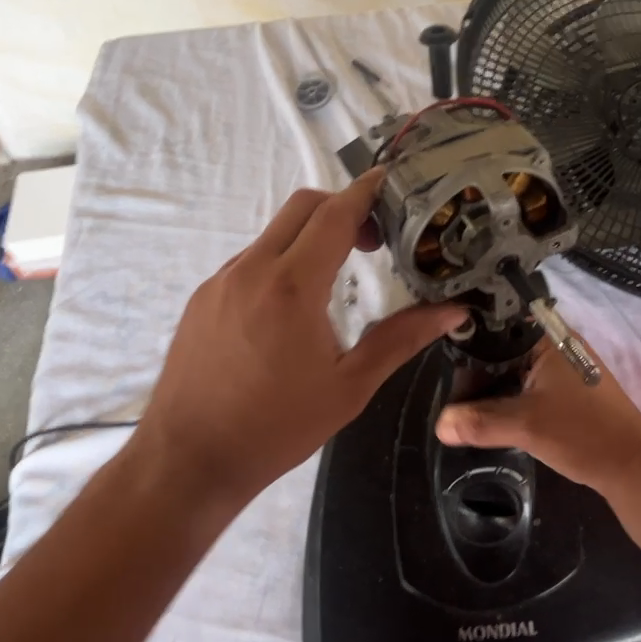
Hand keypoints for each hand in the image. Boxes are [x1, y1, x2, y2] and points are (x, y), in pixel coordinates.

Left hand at [136, 167, 466, 501]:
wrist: (188, 461)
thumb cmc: (276, 427)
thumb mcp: (349, 386)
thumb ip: (401, 339)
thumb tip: (452, 312)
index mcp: (293, 286)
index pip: (335, 214)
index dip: (366, 192)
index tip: (392, 181)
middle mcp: (252, 269)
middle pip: (302, 207)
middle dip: (341, 208)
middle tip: (372, 241)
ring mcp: (221, 281)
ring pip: (273, 233)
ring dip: (308, 237)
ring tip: (335, 277)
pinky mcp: (203, 297)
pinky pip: (250, 261)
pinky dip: (279, 262)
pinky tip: (290, 309)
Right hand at [434, 331, 640, 494]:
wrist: (634, 468)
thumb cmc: (583, 433)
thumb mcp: (525, 426)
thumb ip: (480, 422)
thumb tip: (439, 425)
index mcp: (550, 337)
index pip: (499, 327)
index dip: (470, 344)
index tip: (446, 364)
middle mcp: (559, 344)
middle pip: (506, 349)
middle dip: (480, 371)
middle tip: (452, 394)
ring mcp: (567, 368)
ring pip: (518, 369)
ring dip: (496, 387)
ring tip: (466, 406)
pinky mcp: (572, 391)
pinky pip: (531, 384)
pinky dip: (512, 397)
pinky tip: (495, 414)